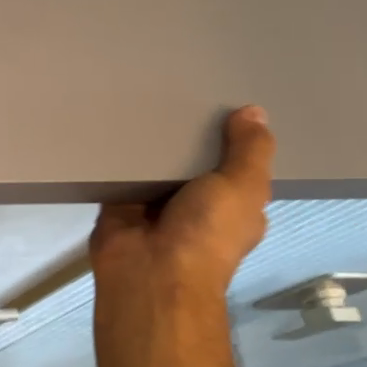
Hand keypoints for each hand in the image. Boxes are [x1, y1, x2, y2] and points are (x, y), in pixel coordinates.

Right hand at [90, 106, 274, 295]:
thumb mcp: (244, 185)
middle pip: (193, 166)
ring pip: (155, 169)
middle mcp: (195, 209)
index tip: (225, 107)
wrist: (149, 272)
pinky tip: (113, 127)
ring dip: (150, 146)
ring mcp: (154, 210)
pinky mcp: (117, 208)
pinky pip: (118, 178)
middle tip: (181, 95)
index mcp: (233, 208)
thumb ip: (250, 150)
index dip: (235, 141)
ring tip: (146, 101)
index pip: (237, 170)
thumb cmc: (207, 232)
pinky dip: (115, 159)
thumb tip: (253, 111)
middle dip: (187, 138)